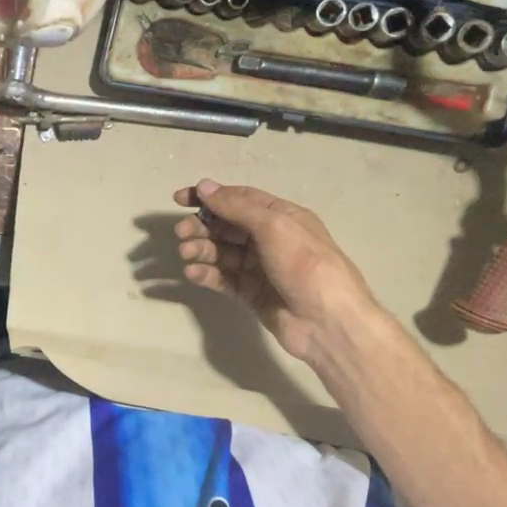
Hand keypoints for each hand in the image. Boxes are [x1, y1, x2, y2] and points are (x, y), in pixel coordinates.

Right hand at [173, 179, 382, 365]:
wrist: (327, 321)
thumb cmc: (305, 265)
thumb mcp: (273, 227)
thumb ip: (237, 207)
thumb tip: (204, 186)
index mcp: (281, 218)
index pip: (239, 199)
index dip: (209, 197)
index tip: (179, 199)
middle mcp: (269, 240)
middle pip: (226, 226)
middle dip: (201, 226)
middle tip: (180, 232)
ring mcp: (258, 268)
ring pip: (221, 253)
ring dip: (201, 249)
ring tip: (187, 253)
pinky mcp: (249, 293)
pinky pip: (222, 279)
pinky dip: (206, 274)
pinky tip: (193, 274)